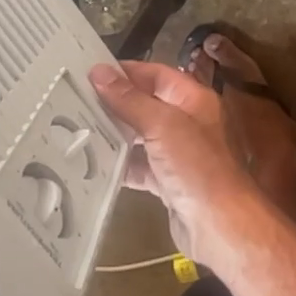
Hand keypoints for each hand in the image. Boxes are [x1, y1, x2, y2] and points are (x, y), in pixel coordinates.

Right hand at [88, 61, 269, 262]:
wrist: (220, 225)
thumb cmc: (196, 166)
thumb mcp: (162, 125)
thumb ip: (129, 99)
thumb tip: (98, 71)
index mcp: (193, 100)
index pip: (156, 75)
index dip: (126, 71)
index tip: (89, 71)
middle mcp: (188, 123)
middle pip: (147, 105)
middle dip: (115, 103)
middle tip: (75, 100)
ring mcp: (179, 154)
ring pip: (142, 137)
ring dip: (115, 134)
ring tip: (77, 128)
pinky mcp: (170, 182)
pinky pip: (141, 167)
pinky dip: (121, 166)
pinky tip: (94, 164)